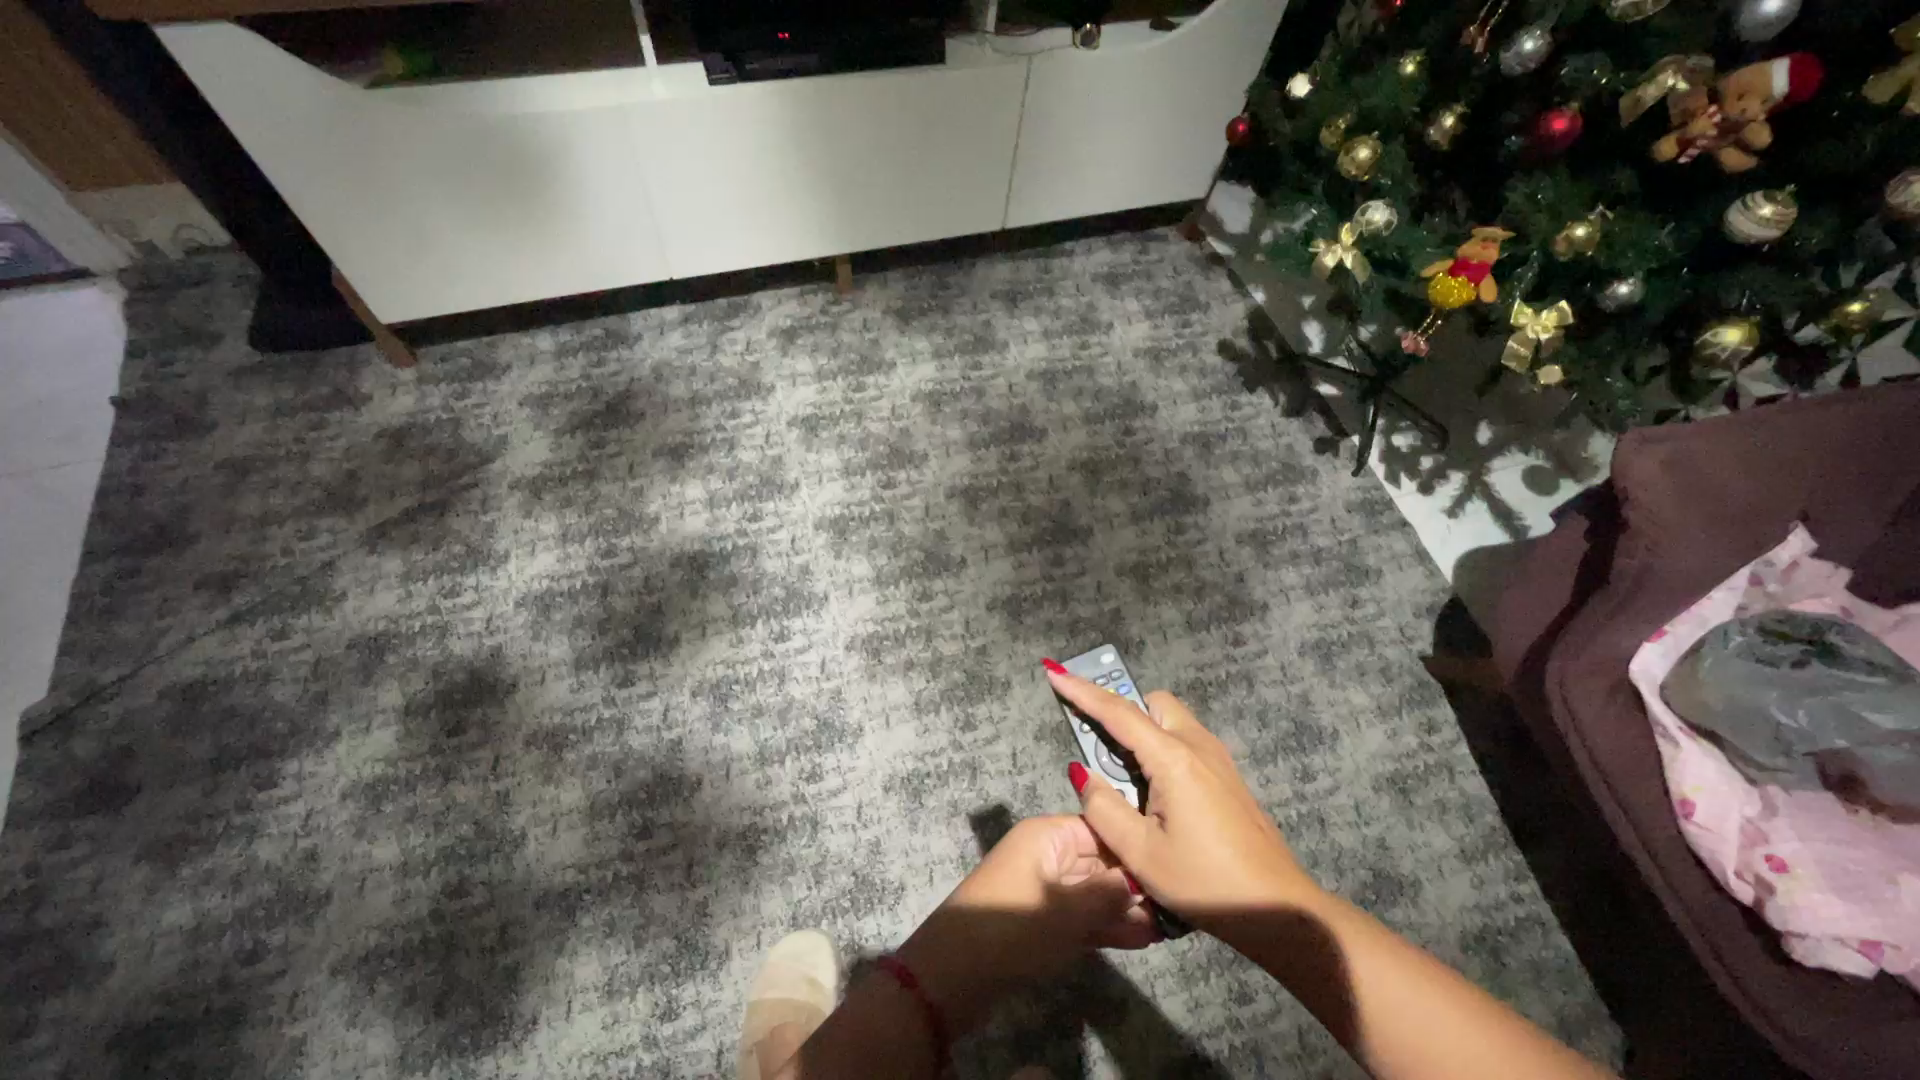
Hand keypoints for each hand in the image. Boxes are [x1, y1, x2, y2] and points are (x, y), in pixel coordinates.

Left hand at [895, 814, 1156, 1030]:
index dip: (1134, 847)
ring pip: (1092, 893)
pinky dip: (1105, 927)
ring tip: (1167, 928)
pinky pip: (1080, 917)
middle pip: (1099, 861)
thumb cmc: (1014, 927)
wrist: (955, 973)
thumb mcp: (1068, 910)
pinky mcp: (1040, 922)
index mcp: (1047, 836)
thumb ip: (1108, 894)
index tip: (1171, 866)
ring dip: (1125, 911)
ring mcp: (1042, 890)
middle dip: (1135, 884)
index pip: (1100, 828)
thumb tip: (1138, 880)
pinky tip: (1141, 940)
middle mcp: (1046, 855)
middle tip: (1177, 906)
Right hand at [1048, 669, 1323, 943]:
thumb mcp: (1141, 854)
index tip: (1054, 672)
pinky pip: (1187, 744)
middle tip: (1100, 746)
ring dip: (1143, 733)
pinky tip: (1157, 796)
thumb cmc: (1205, 882)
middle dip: (1123, 711)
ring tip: (1127, 781)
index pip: (1118, 713)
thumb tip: (1084, 776)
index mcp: (1173, 760)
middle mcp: (1198, 747)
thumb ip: (1103, 809)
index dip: (1082, 692)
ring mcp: (1219, 760)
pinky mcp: (1228, 778)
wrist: (1278, 908)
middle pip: (1153, 704)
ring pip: (1173, 722)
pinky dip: (1162, 750)